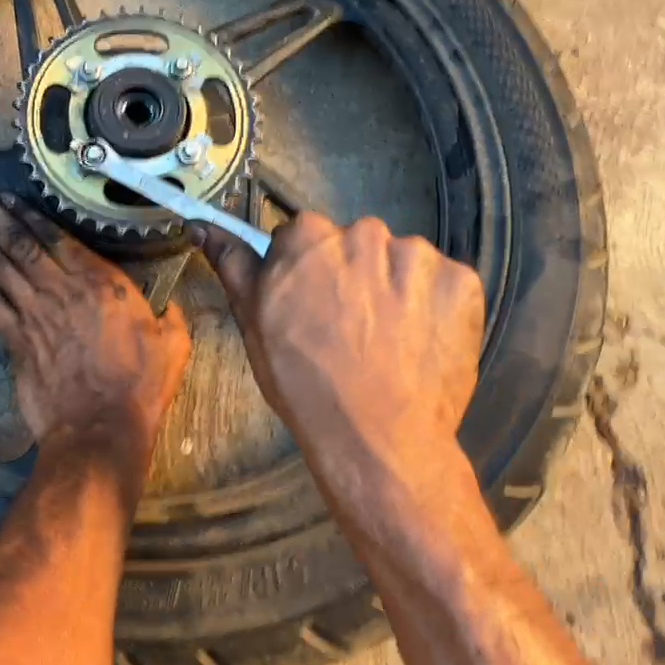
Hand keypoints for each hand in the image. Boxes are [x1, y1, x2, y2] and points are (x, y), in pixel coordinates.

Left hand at [0, 187, 191, 462]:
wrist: (100, 430)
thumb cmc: (139, 387)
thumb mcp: (172, 343)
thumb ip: (170, 315)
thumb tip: (170, 305)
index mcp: (100, 282)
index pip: (57, 237)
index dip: (28, 213)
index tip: (8, 196)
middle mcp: (61, 290)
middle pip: (19, 243)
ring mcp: (34, 314)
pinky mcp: (16, 341)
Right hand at [194, 214, 483, 479]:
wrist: (376, 438)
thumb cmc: (304, 381)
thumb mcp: (254, 322)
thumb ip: (233, 264)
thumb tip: (203, 226)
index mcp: (308, 236)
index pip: (305, 236)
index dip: (307, 272)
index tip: (311, 306)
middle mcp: (364, 232)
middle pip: (356, 244)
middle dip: (353, 275)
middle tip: (349, 328)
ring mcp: (418, 256)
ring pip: (400, 262)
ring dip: (395, 289)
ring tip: (387, 342)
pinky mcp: (461, 282)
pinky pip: (444, 283)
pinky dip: (435, 307)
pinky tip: (420, 343)